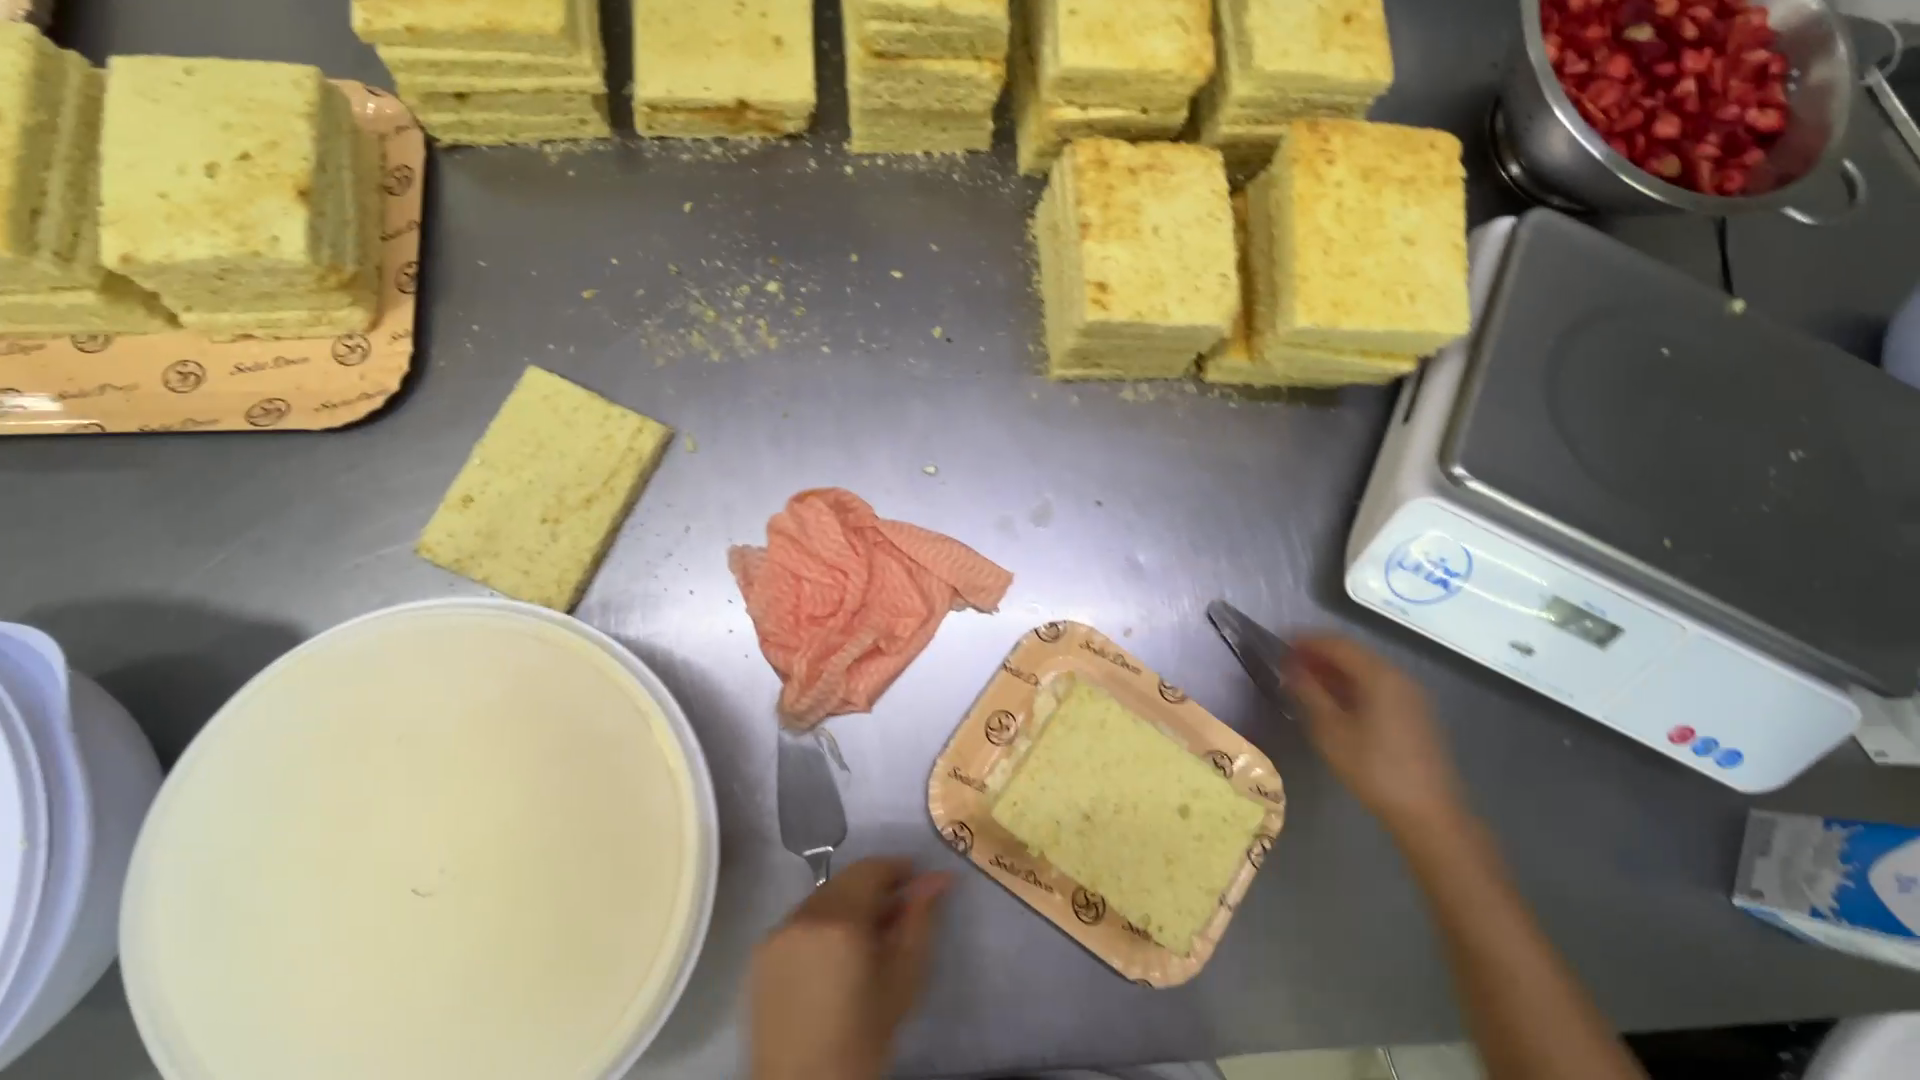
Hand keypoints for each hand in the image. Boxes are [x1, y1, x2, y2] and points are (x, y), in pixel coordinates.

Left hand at [749, 858, 949, 1079]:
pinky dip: (822, 924)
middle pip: (845, 880)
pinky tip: (836, 956)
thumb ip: (920, 920)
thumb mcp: (904, 979)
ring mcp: (776, 933)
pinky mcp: (759, 952)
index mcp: (841, 922)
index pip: (871, 869)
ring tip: (868, 937)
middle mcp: (803, 916)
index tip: (918, 880)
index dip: (898, 868)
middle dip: (874, 887)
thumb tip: (937, 879)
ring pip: (821, 899)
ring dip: (847, 903)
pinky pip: (800, 921)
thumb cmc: (864, 1038)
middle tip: (899, 911)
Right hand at [1284, 636, 1468, 840]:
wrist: (1428, 811)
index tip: (1279, 647)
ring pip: (1366, 671)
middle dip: (1319, 656)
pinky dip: (1352, 686)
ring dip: (1335, 672)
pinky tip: (1335, 703)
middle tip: (1288, 666)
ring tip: (1306, 684)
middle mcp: (1399, 677)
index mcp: (1379, 675)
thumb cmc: (1373, 769)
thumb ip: (1308, 693)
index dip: (1305, 641)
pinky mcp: (1415, 713)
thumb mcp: (1330, 731)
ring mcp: (1412, 695)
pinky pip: (1378, 687)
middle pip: (1354, 653)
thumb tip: (1290, 668)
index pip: (1337, 643)